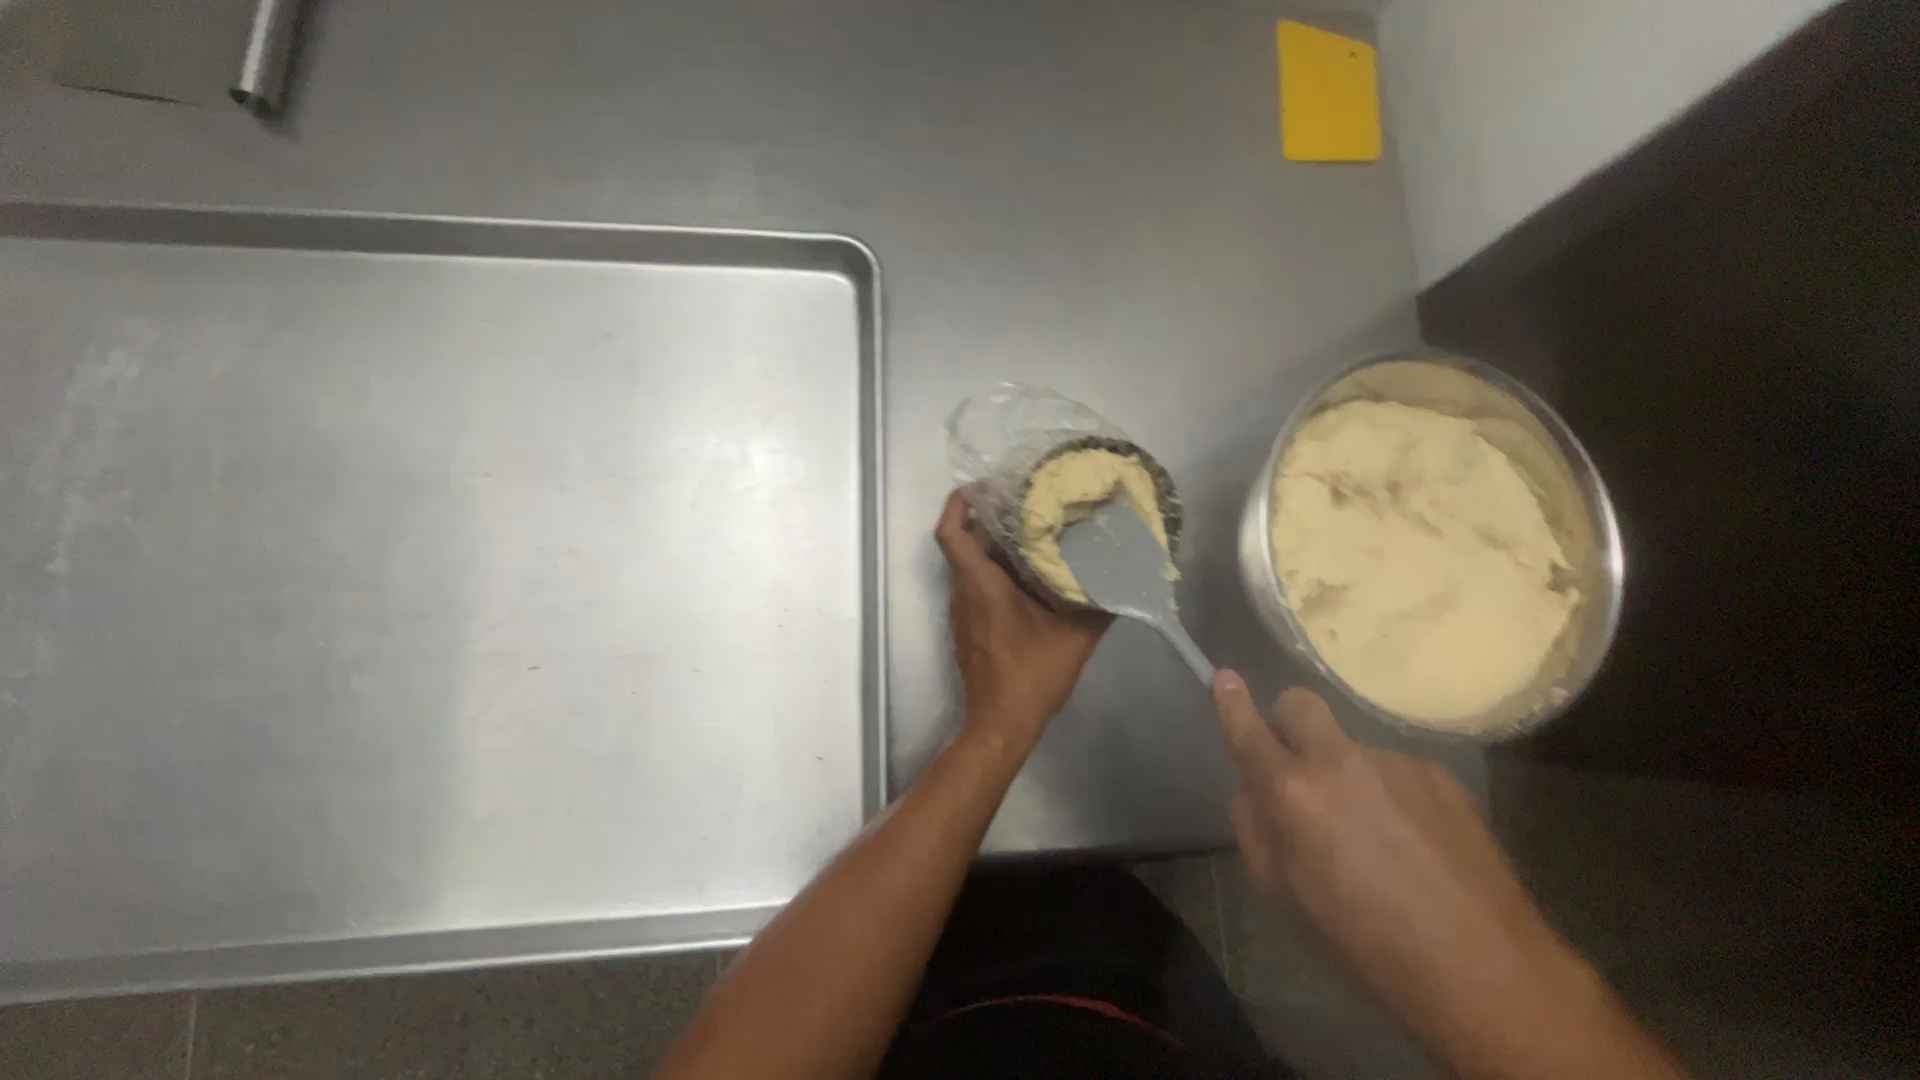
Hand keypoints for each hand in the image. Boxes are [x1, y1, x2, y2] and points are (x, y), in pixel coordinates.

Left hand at [936, 490, 1108, 751]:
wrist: (1000, 725)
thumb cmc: (1030, 677)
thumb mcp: (1074, 638)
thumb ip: (1100, 605)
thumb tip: (1128, 576)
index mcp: (981, 586)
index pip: (952, 532)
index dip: (961, 503)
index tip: (984, 486)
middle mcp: (965, 593)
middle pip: (966, 543)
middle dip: (991, 519)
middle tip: (1028, 503)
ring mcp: (965, 612)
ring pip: (973, 566)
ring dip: (997, 546)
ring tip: (1037, 532)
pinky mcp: (971, 628)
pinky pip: (978, 586)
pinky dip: (999, 572)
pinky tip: (1033, 575)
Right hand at [1211, 674, 1676, 1077]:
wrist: (1484, 967)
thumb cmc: (1364, 942)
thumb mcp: (1285, 896)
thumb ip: (1256, 833)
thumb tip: (1253, 795)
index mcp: (1293, 792)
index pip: (1249, 732)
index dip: (1231, 703)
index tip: (1225, 677)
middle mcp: (1341, 761)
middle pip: (1302, 704)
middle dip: (1287, 717)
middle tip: (1296, 761)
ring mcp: (1396, 763)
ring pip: (1353, 749)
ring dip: (1348, 774)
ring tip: (1375, 837)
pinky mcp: (1442, 777)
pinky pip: (1398, 772)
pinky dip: (1392, 795)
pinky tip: (1415, 844)